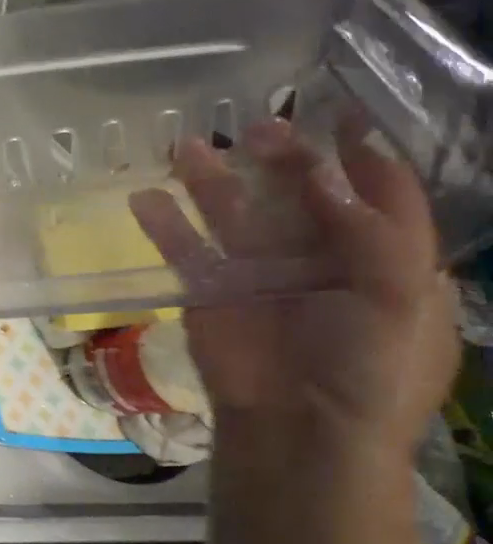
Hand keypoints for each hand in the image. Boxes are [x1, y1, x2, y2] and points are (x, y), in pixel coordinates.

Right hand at [129, 114, 458, 458]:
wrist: (299, 428)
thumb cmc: (368, 367)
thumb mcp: (399, 299)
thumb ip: (372, 233)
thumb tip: (327, 170)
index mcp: (383, 262)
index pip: (378, 197)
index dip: (362, 158)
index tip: (341, 115)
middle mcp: (321, 259)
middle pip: (299, 196)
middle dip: (282, 159)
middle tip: (258, 128)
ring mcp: (259, 273)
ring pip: (233, 213)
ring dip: (211, 180)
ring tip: (186, 146)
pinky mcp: (208, 290)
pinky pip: (182, 248)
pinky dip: (163, 223)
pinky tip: (144, 198)